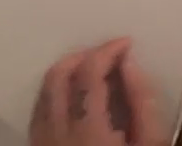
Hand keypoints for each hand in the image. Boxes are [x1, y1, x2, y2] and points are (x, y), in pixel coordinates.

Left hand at [31, 38, 166, 145]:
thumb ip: (143, 102)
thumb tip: (128, 63)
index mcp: (88, 133)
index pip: (88, 72)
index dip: (108, 50)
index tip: (127, 44)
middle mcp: (56, 137)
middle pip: (56, 77)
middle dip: (83, 56)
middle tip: (109, 57)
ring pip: (42, 95)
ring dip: (66, 75)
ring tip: (93, 74)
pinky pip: (38, 117)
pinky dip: (55, 97)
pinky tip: (76, 102)